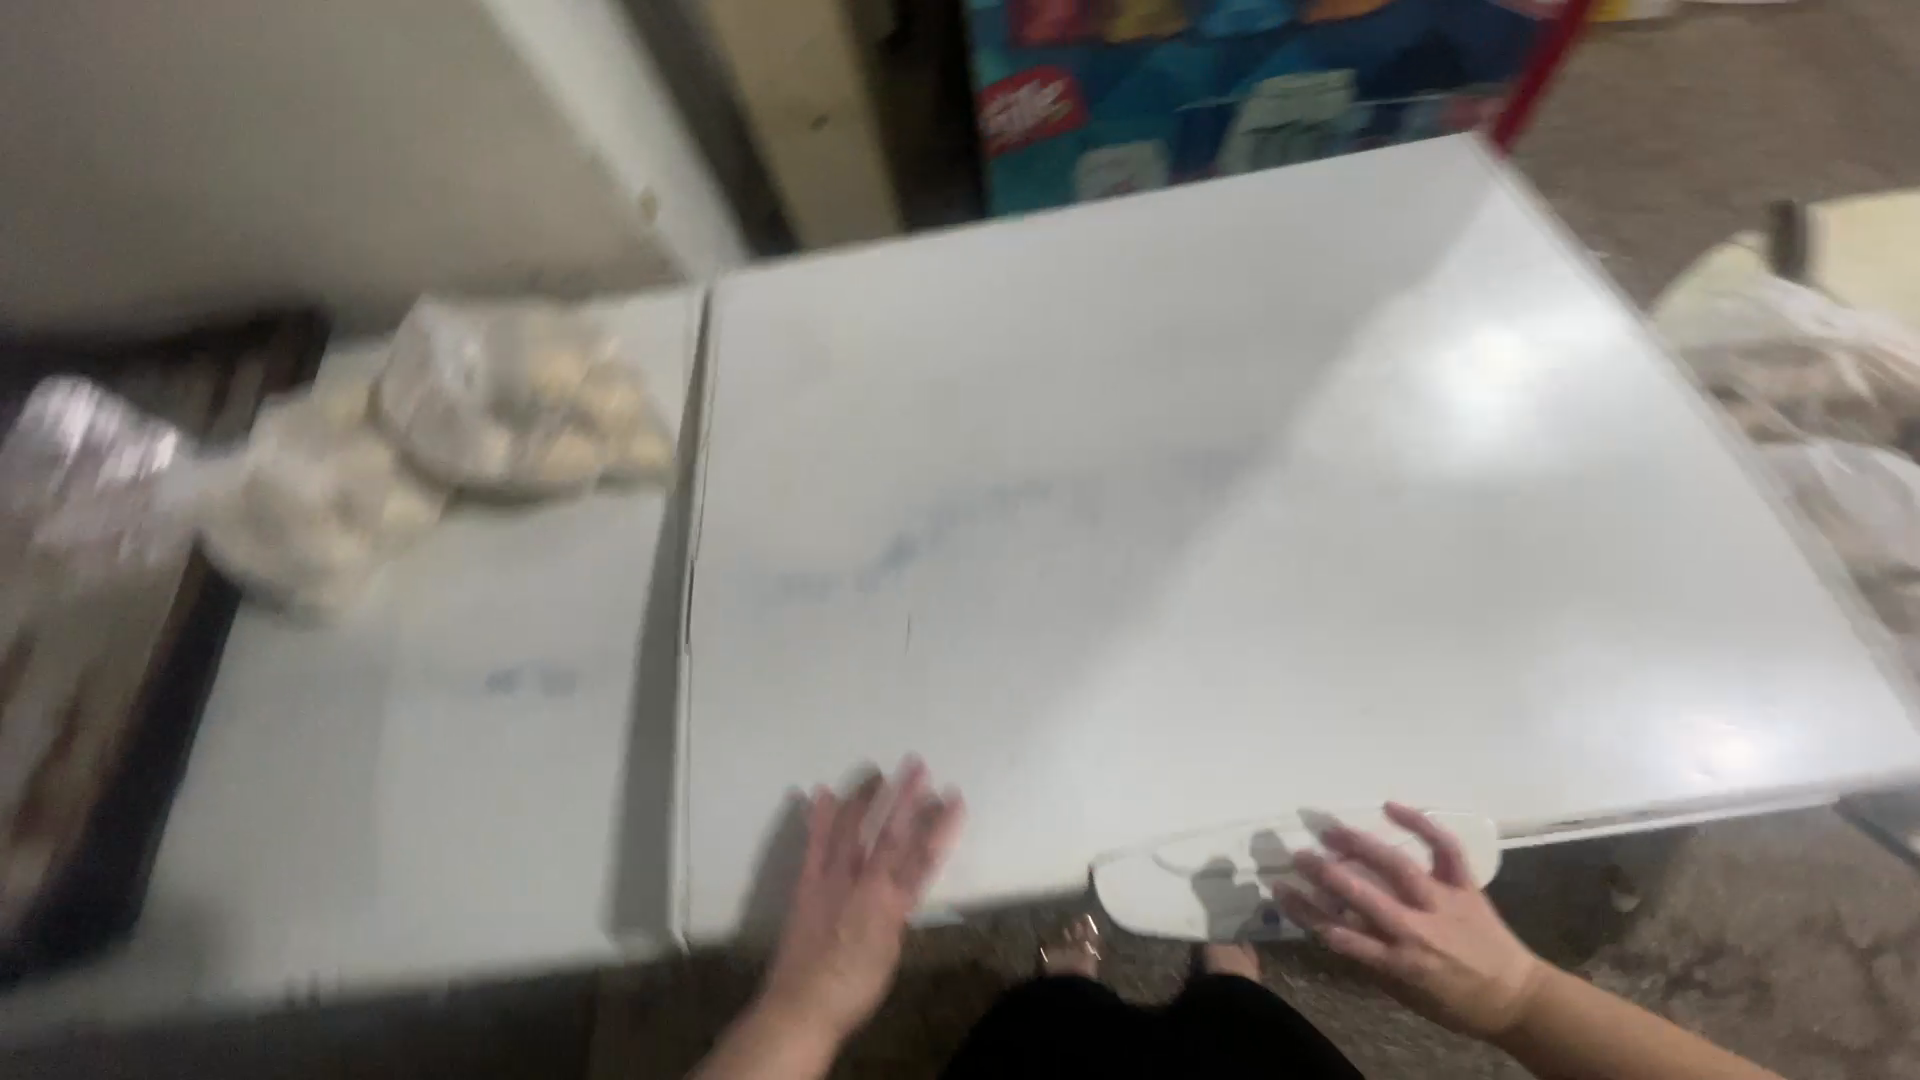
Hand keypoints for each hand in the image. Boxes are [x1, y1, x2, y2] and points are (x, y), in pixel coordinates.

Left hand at [757, 757, 965, 1042]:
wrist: (802, 1006)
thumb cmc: (854, 988)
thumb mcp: (889, 953)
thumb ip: (895, 915)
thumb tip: (899, 892)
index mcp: (891, 903)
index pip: (923, 856)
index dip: (941, 826)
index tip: (954, 797)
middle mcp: (864, 883)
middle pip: (890, 833)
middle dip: (905, 797)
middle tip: (917, 764)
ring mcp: (832, 878)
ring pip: (853, 829)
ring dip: (866, 797)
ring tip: (877, 771)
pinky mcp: (808, 881)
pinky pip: (815, 843)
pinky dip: (820, 817)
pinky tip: (822, 792)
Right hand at [1278, 802, 1545, 1038]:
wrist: (1519, 1000)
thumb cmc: (1454, 1001)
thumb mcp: (1405, 992)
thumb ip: (1370, 956)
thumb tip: (1330, 920)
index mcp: (1399, 962)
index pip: (1340, 934)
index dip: (1305, 911)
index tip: (1279, 889)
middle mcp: (1417, 930)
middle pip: (1363, 896)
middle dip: (1325, 873)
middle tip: (1297, 854)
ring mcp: (1443, 904)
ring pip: (1397, 867)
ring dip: (1360, 845)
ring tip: (1330, 829)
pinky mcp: (1466, 887)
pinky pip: (1445, 850)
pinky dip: (1421, 823)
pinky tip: (1390, 805)